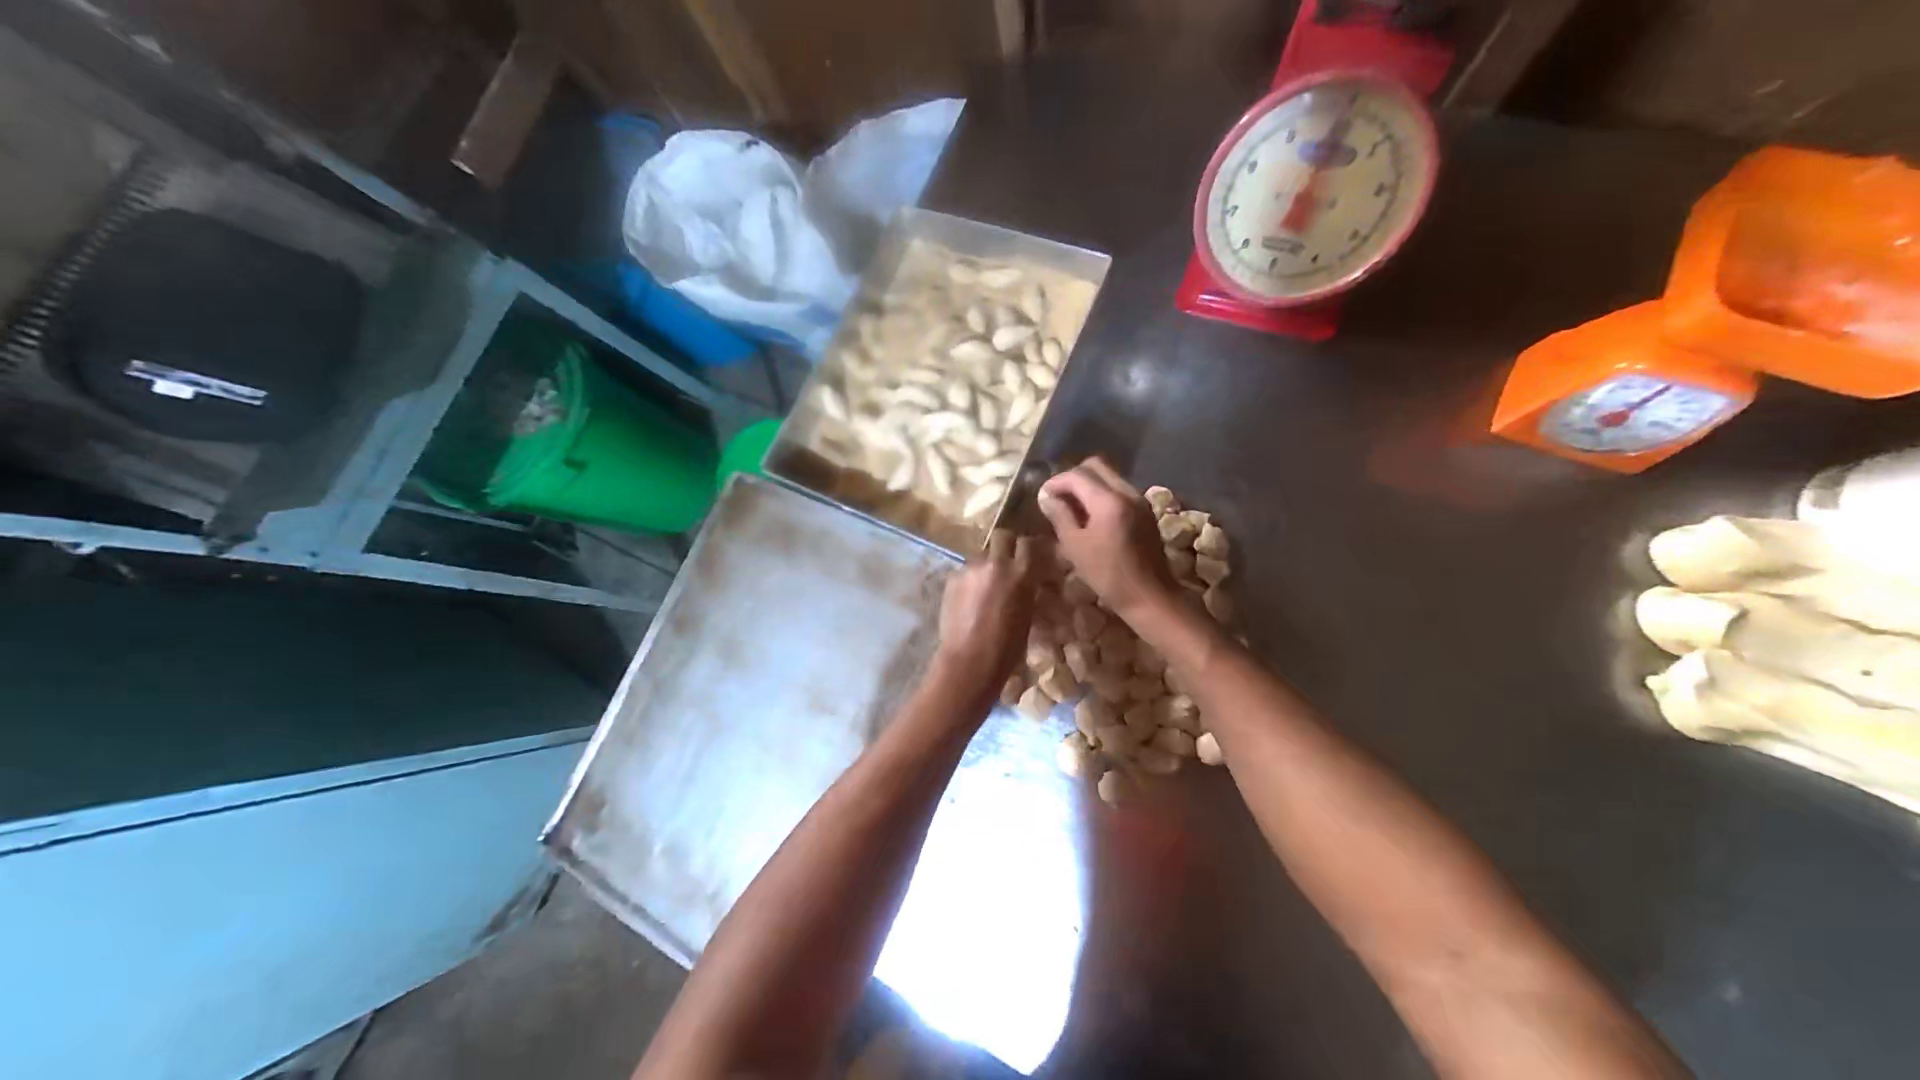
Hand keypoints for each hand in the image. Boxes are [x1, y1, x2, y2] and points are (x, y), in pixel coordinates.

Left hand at [934, 528, 1038, 694]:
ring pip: (981, 556)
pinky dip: (969, 581)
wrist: (970, 660)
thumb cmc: (1008, 647)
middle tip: (1006, 561)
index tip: (1029, 555)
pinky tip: (968, 601)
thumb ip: (1027, 589)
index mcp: (1022, 573)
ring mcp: (971, 568)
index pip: (1029, 543)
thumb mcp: (1028, 615)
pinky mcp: (952, 578)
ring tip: (983, 588)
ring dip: (985, 566)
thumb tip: (1028, 581)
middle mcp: (997, 563)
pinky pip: (965, 571)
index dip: (1029, 548)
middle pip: (1002, 536)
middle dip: (1006, 545)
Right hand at [1037, 457, 1176, 620]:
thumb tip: (1046, 496)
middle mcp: (1127, 492)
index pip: (1077, 475)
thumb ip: (1060, 515)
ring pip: (1110, 477)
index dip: (1056, 481)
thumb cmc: (1107, 575)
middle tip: (1057, 497)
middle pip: (1096, 467)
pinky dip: (1103, 494)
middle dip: (1073, 477)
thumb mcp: (1075, 546)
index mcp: (1108, 501)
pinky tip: (1092, 516)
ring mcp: (1140, 501)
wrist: (1149, 596)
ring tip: (1072, 507)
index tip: (1042, 496)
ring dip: (1089, 485)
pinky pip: (1120, 490)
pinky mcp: (1146, 512)